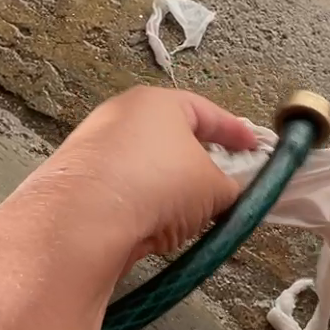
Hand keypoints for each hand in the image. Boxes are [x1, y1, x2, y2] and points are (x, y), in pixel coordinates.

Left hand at [30, 87, 257, 265]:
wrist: (84, 218)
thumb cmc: (155, 184)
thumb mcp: (214, 188)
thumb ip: (231, 188)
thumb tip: (230, 195)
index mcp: (158, 102)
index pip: (208, 113)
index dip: (236, 133)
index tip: (253, 147)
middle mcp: (122, 116)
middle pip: (173, 140)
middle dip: (199, 165)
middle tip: (220, 188)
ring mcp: (94, 147)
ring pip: (146, 168)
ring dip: (168, 190)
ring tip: (184, 218)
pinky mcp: (76, 180)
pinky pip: (122, 191)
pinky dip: (141, 205)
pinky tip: (150, 227)